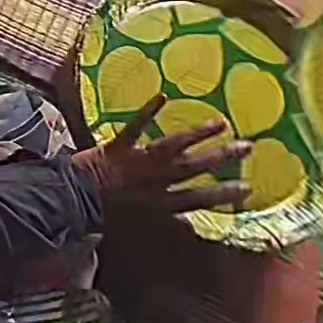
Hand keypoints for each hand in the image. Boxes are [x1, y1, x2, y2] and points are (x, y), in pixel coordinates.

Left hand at [71, 95, 251, 215]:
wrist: (74, 202)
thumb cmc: (105, 215)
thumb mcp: (138, 226)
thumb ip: (164, 222)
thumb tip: (189, 225)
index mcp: (160, 203)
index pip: (199, 199)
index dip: (224, 194)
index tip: (248, 187)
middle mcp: (155, 181)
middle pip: (195, 168)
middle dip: (222, 157)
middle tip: (247, 145)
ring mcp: (139, 162)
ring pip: (173, 146)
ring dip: (197, 133)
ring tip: (220, 121)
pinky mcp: (119, 146)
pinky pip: (136, 126)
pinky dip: (148, 111)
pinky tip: (163, 96)